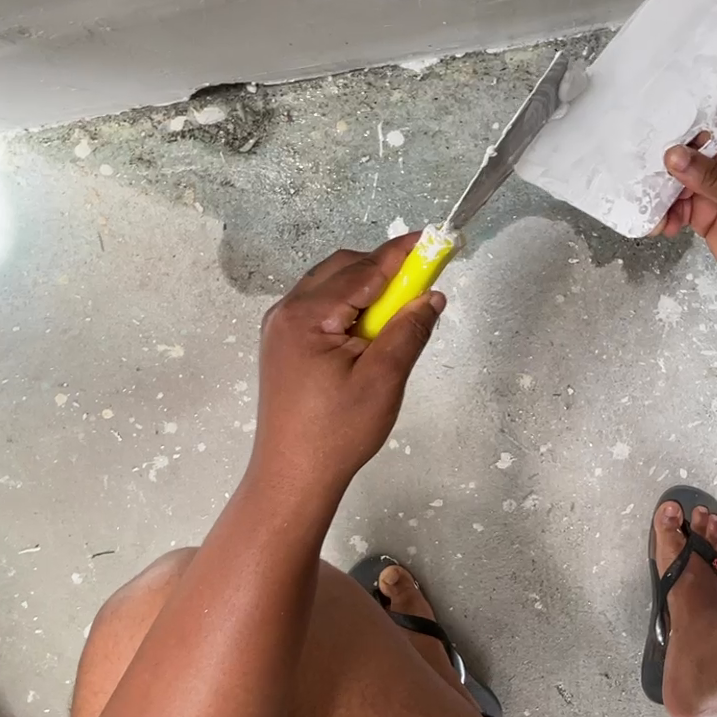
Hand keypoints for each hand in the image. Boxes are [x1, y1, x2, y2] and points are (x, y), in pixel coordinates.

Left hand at [249, 233, 444, 488]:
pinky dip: (352, 306)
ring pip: (332, 285)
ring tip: (399, 313)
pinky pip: (322, 306)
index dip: (403, 253)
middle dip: (385, 269)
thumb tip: (432, 296)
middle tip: (421, 284)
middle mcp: (286, 311)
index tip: (435, 240)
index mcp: (307, 315)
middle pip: (344, 268)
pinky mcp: (285, 344)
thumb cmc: (339, 431)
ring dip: (369, 288)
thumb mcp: (384, 378)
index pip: (364, 270)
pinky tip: (372, 331)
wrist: (293, 476)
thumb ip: (409, 330)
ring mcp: (281, 327)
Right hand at [660, 122, 716, 304]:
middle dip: (666, 169)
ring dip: (662, 197)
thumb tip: (674, 155)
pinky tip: (662, 227)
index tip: (654, 142)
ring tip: (655, 214)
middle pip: (690, 155)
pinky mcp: (707, 213)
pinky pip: (679, 207)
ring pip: (679, 182)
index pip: (712, 128)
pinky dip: (667, 215)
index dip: (683, 133)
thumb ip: (714, 178)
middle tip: (643, 182)